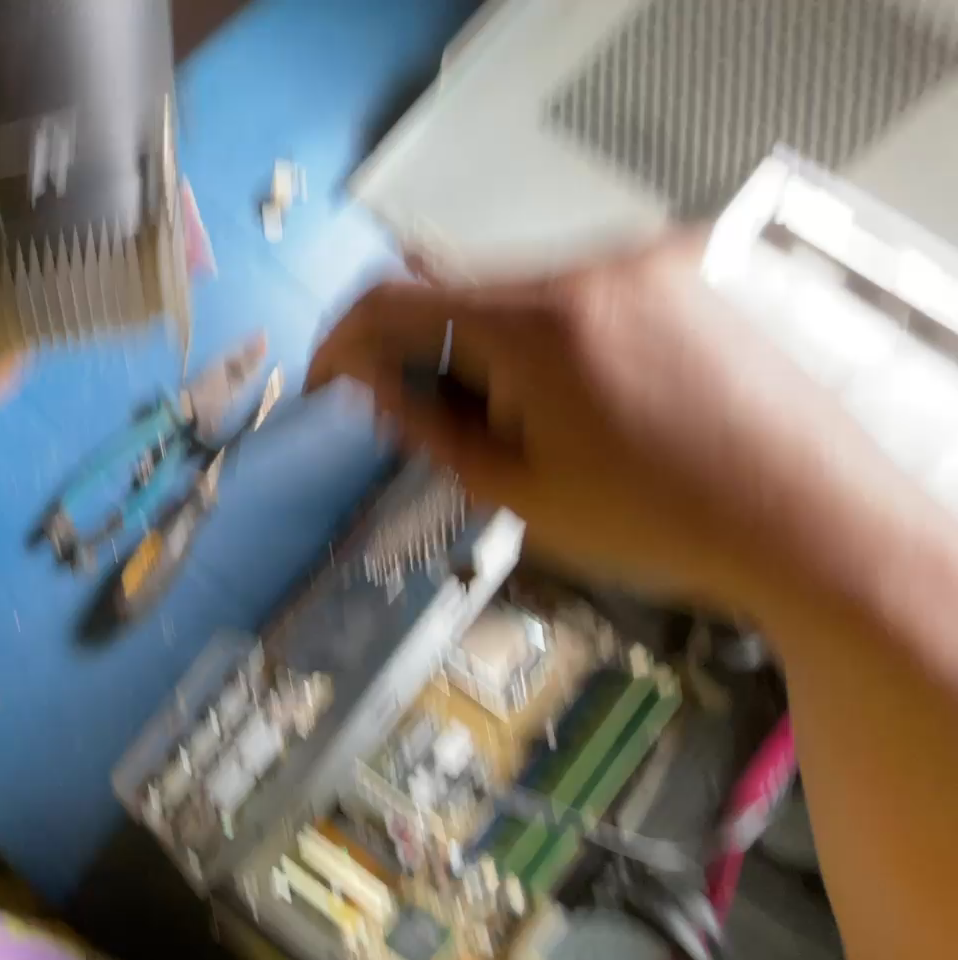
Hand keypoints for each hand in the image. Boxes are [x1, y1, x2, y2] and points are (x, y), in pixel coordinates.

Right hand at [307, 236, 915, 612]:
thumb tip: (362, 382)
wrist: (813, 521)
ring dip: (468, 344)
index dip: (339, 340)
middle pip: (448, 289)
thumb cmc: (650, 521)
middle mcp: (591, 265)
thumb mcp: (507, 485)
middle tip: (414, 415)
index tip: (324, 384)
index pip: (394, 299)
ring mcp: (642, 259)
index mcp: (540, 321)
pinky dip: (524, 334)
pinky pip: (559, 289)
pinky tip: (551, 391)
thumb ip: (421, 422)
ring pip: (502, 287)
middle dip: (410, 351)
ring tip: (497, 414)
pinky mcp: (676, 270)